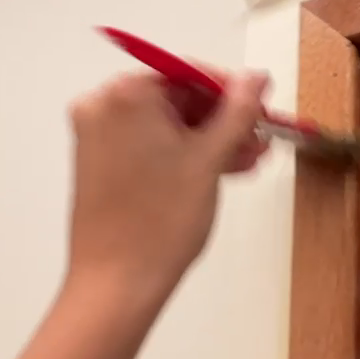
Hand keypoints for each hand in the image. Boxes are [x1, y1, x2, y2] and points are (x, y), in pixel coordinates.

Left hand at [65, 69, 269, 299]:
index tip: (262, 110)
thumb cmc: (161, 220)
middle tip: (259, 140)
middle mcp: (102, 107)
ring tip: (247, 162)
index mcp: (125, 95)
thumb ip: (237, 111)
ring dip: (209, 142)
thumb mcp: (209, 159)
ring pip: (167, 127)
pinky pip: (150, 147)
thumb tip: (256, 77)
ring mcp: (97, 137)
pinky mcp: (99, 165)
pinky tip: (219, 172)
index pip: (189, 75)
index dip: (232, 93)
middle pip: (177, 100)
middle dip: (223, 122)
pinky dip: (183, 156)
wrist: (117, 284)